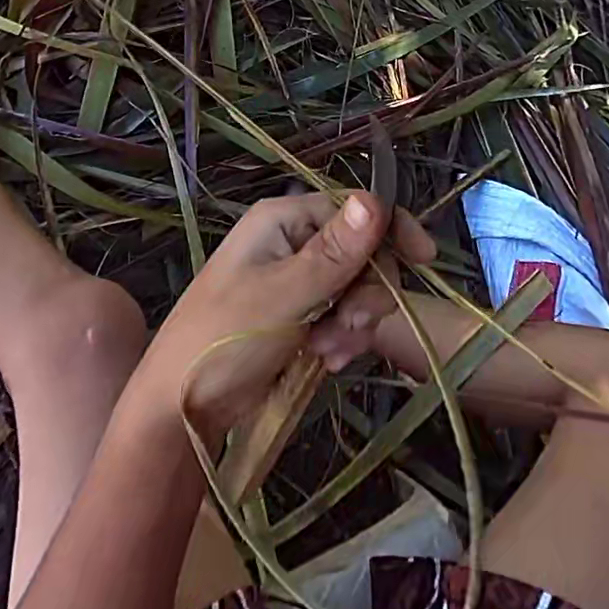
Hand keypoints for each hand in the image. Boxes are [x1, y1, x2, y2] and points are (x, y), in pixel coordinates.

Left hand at [132, 190, 433, 435]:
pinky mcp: (302, 312)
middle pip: (363, 251)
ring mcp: (298, 278)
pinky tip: (327, 359)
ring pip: (358, 286)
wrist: (183, 407)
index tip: (424, 260)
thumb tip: (374, 200)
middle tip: (352, 326)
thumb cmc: (225, 339)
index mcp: (284, 220)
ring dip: (355, 321)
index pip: (354, 208)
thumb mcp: (285, 295)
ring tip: (329, 351)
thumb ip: (334, 252)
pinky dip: (344, 336)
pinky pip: (344, 314)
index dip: (392, 228)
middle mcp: (294, 241)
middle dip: (367, 291)